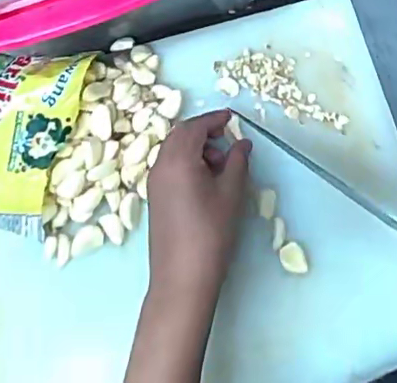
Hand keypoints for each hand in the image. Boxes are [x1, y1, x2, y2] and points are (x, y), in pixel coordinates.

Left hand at [126, 111, 251, 382]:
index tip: (231, 117)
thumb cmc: (210, 234)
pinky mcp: (154, 195)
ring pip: (173, 148)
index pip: (195, 126)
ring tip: (220, 163)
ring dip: (195, 146)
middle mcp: (160, 163)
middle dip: (203, 130)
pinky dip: (186, 160)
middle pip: (180, 133)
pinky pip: (169, 164)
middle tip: (226, 136)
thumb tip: (242, 142)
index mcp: (177, 158)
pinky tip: (205, 178)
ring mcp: (154, 180)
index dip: (214, 118)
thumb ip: (237, 161)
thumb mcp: (230, 194)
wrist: (181, 280)